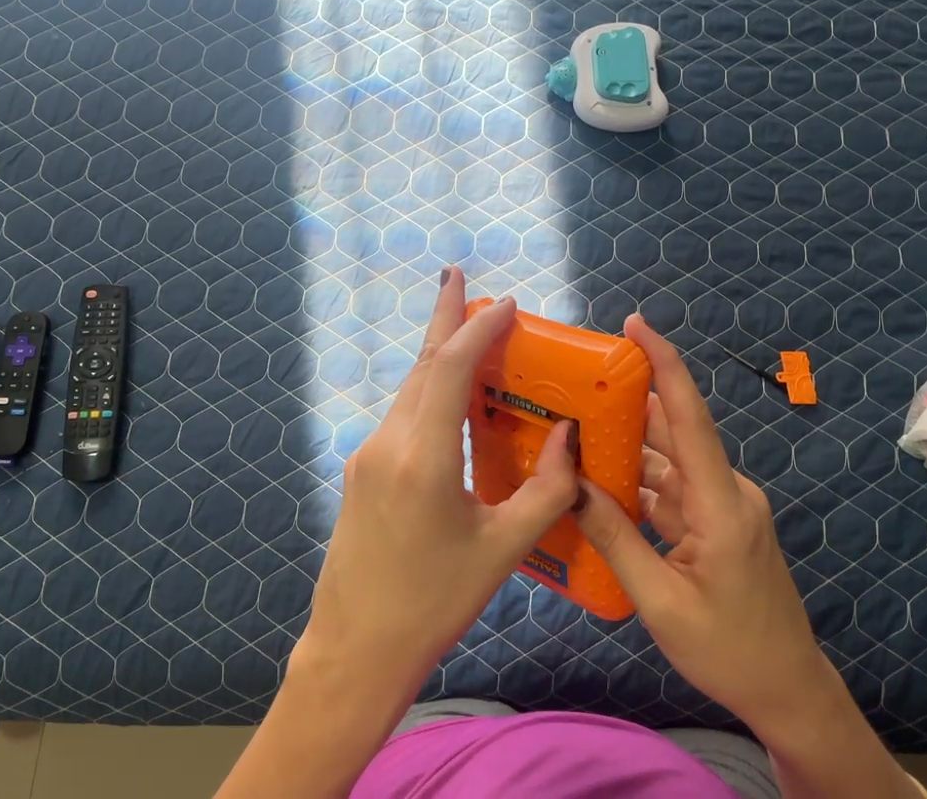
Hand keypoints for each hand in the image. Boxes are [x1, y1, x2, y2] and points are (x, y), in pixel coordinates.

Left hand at [297, 267, 578, 688]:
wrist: (358, 647)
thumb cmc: (436, 602)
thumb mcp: (502, 549)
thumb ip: (546, 490)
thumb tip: (568, 439)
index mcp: (423, 458)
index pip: (448, 368)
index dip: (476, 328)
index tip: (505, 302)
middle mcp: (387, 444)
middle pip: (421, 366)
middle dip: (445, 319)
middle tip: (463, 280)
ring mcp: (366, 456)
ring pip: (408, 390)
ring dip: (436, 356)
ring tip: (466, 331)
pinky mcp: (359, 471)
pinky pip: (400, 417)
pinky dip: (427, 393)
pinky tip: (448, 399)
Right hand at [572, 314, 820, 725]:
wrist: (788, 692)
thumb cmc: (728, 650)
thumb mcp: (660, 600)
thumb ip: (615, 537)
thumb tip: (572, 484)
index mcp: (721, 505)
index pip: (690, 419)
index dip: (665, 365)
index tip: (636, 324)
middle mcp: (727, 493)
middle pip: (674, 432)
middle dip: (629, 400)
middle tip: (576, 379)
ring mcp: (726, 509)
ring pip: (670, 462)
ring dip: (629, 445)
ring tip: (576, 423)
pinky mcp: (720, 526)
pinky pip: (674, 490)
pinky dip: (640, 482)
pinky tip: (601, 479)